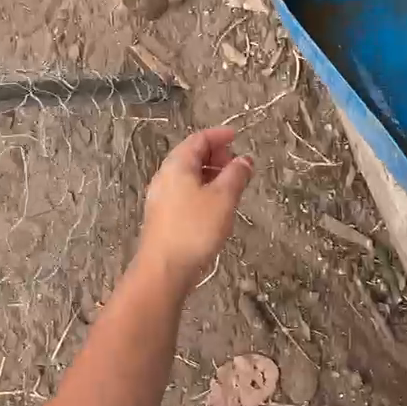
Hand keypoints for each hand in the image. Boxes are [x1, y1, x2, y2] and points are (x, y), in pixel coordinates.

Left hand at [133, 127, 253, 294]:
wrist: (163, 270)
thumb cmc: (194, 228)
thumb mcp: (223, 198)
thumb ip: (236, 175)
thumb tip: (245, 160)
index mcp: (177, 165)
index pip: (198, 139)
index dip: (219, 135)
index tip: (237, 136)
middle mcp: (165, 176)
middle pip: (191, 155)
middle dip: (216, 155)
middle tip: (236, 164)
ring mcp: (161, 197)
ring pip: (188, 176)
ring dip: (210, 174)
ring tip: (231, 186)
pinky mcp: (162, 217)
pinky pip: (185, 192)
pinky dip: (202, 190)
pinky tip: (215, 206)